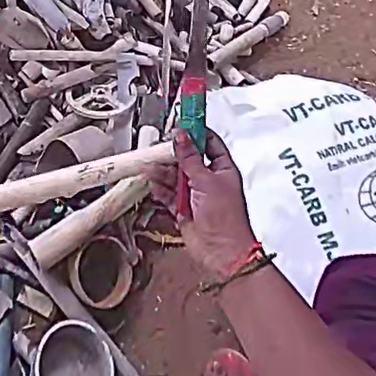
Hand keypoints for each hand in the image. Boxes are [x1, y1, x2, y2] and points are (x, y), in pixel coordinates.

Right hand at [148, 129, 259, 279]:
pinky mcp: (184, 209)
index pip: (209, 142)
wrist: (222, 253)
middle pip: (188, 159)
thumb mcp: (206, 180)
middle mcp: (209, 179)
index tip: (181, 121)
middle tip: (159, 146)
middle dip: (173, 154)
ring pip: (175, 176)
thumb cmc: (225, 217)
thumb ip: (190, 158)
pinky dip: (160, 189)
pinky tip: (152, 184)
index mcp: (222, 168)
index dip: (196, 131)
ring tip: (150, 167)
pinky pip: (169, 194)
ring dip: (163, 172)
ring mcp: (196, 194)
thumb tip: (182, 135)